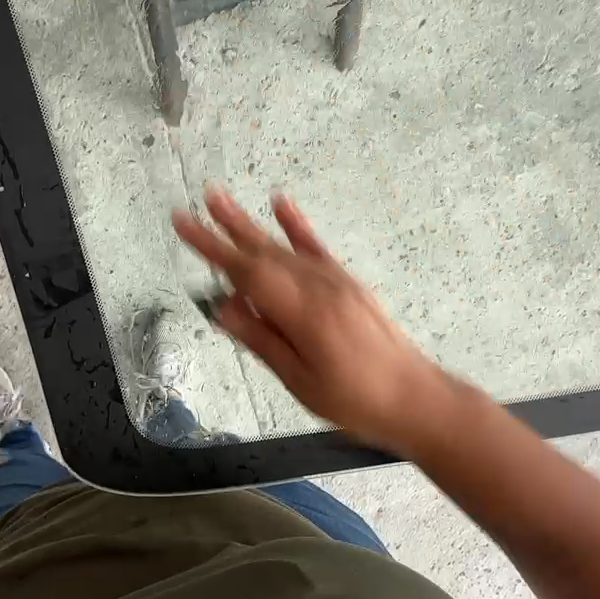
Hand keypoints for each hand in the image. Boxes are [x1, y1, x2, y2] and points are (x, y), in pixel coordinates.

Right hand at [172, 186, 461, 453]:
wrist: (415, 398)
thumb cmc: (354, 400)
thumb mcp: (299, 380)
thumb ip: (262, 340)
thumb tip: (222, 307)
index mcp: (303, 313)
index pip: (246, 273)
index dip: (211, 248)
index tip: (184, 225)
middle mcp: (318, 287)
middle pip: (261, 252)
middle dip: (222, 228)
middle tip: (189, 207)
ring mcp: (335, 281)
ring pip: (282, 247)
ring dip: (248, 223)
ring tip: (218, 198)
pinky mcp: (347, 283)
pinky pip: (316, 247)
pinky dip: (296, 225)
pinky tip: (281, 202)